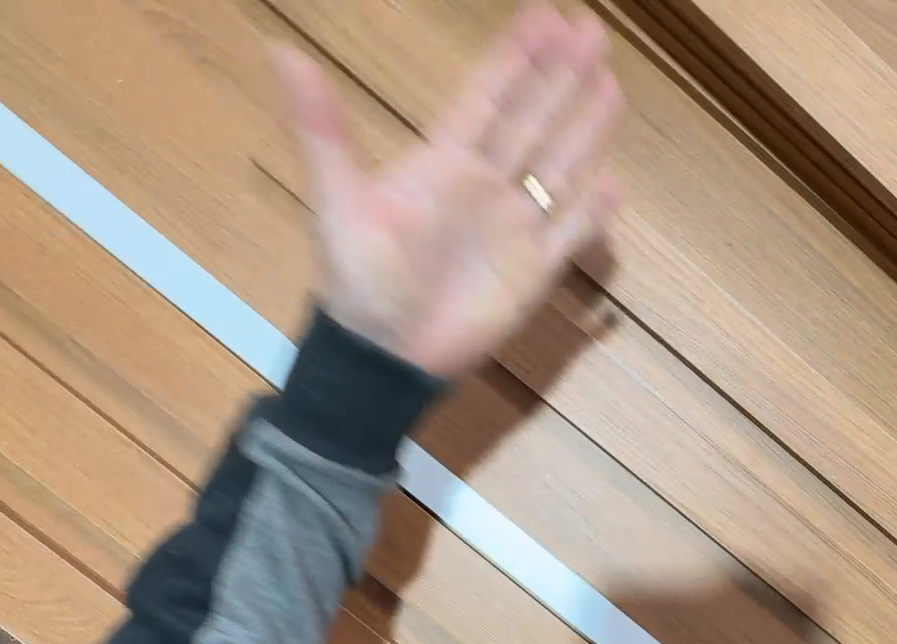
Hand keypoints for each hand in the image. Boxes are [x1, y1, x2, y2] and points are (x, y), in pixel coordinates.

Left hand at [272, 3, 623, 377]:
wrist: (388, 356)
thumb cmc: (362, 282)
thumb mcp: (338, 203)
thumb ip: (323, 132)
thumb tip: (282, 49)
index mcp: (443, 164)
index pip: (488, 100)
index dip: (517, 59)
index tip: (547, 17)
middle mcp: (485, 188)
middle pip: (532, 123)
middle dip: (562, 78)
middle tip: (592, 32)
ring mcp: (514, 230)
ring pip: (558, 170)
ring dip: (584, 130)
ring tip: (610, 86)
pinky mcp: (534, 274)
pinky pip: (569, 236)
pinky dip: (592, 214)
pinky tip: (614, 183)